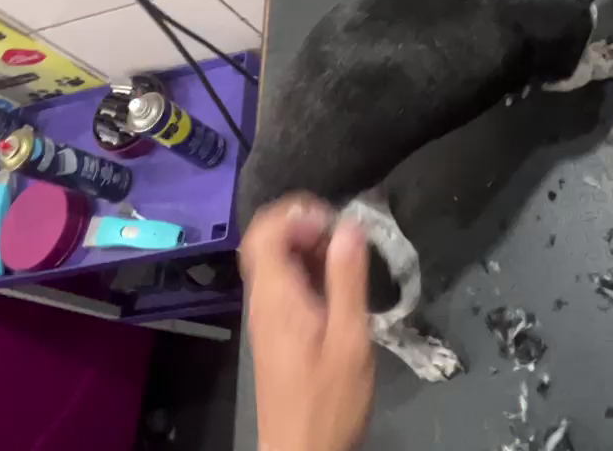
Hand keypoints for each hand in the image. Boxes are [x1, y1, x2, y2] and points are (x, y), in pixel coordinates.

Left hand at [241, 196, 373, 450]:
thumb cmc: (328, 400)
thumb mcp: (349, 339)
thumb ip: (347, 279)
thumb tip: (350, 226)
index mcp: (276, 295)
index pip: (265, 229)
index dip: (296, 212)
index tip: (333, 223)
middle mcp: (262, 299)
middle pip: (266, 238)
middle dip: (303, 224)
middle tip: (340, 238)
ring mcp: (265, 314)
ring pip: (274, 257)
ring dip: (306, 246)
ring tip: (343, 258)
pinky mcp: (274, 327)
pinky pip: (281, 279)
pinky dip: (305, 268)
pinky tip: (334, 285)